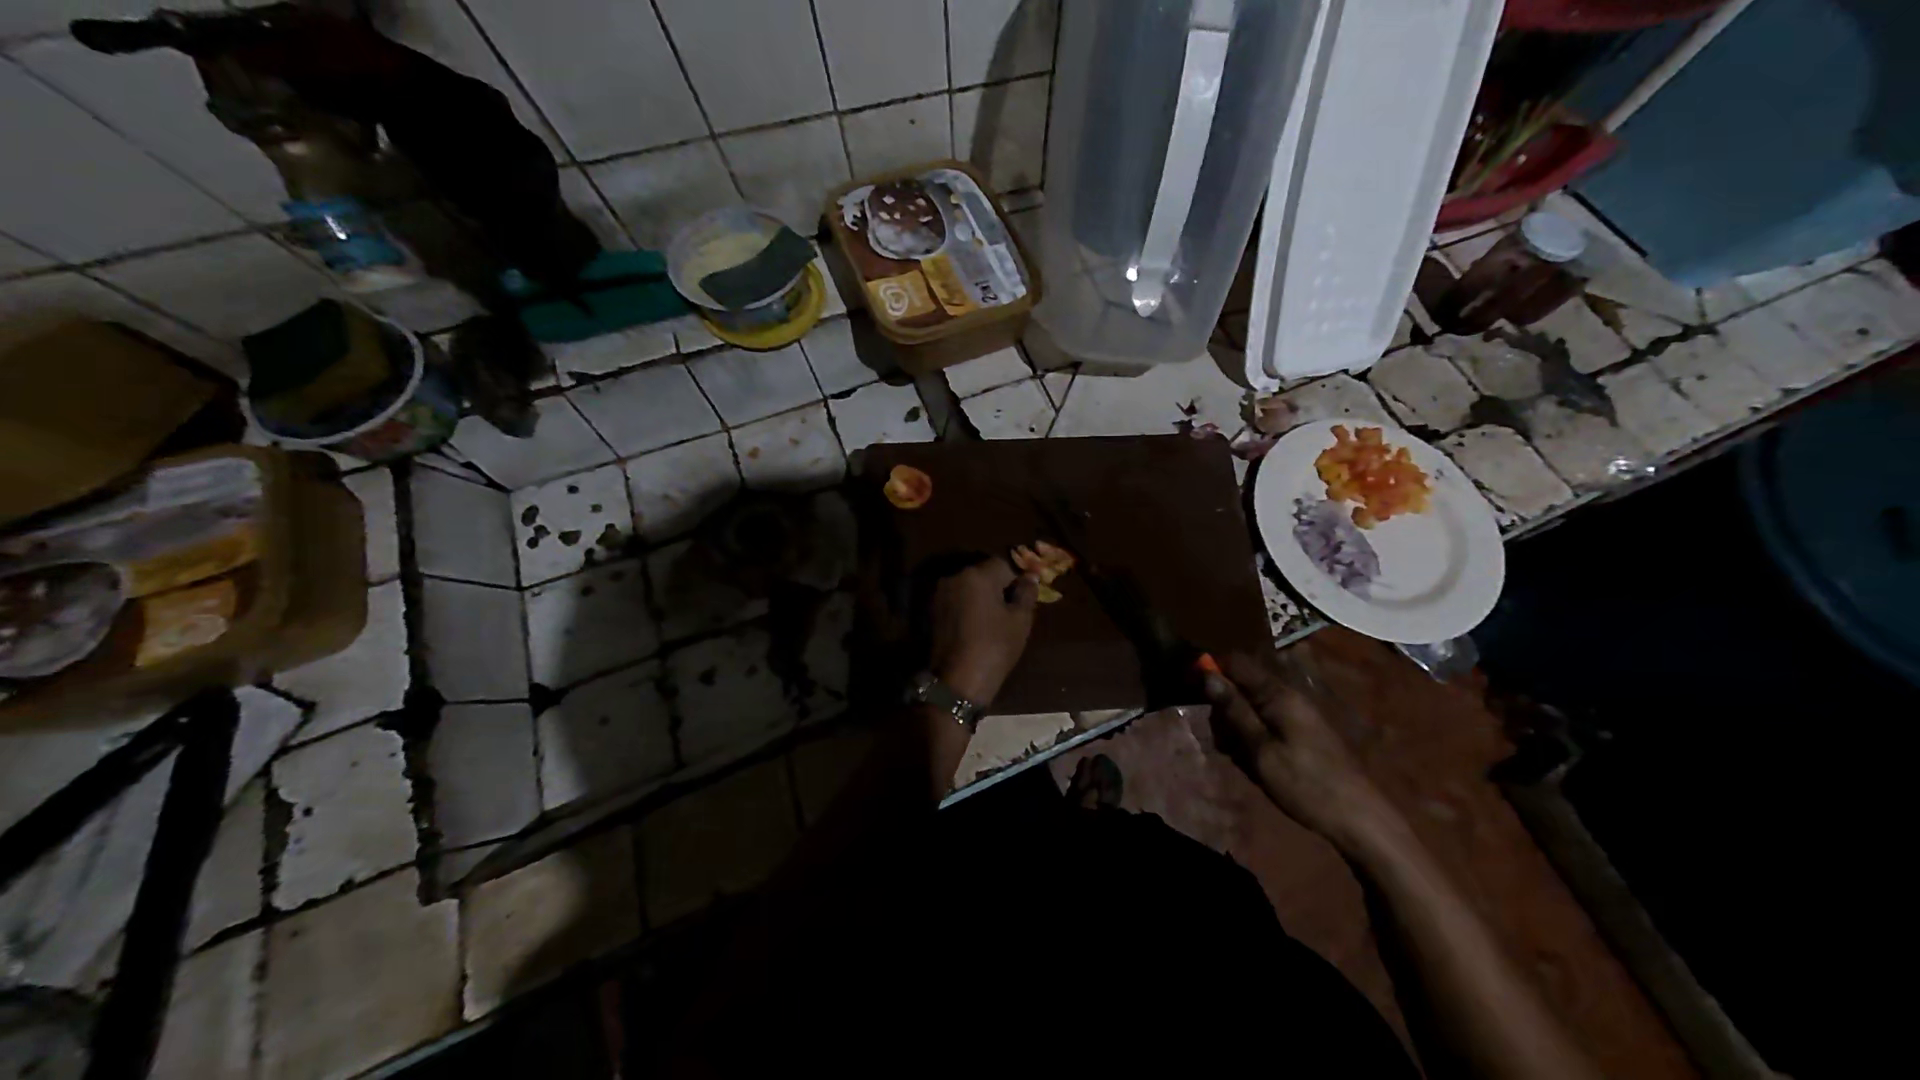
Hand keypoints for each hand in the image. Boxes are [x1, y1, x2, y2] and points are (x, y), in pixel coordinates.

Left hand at [929, 558, 1037, 704]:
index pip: (1004, 564)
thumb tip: (1030, 577)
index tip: (1026, 596)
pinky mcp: (933, 610)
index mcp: (977, 575)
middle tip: (1012, 608)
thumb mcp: (1020, 620)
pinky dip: (969, 606)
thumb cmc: (995, 647)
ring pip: (969, 586)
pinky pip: (958, 599)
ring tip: (995, 619)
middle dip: (999, 585)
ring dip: (982, 595)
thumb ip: (1026, 593)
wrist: (959, 680)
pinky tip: (978, 625)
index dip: (1018, 577)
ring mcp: (941, 594)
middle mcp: (955, 577)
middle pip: (984, 573)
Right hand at [1203, 652, 1399, 853]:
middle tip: (1221, 741)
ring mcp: (1297, 714)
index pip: (1236, 662)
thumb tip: (1207, 674)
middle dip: (1223, 707)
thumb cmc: (1305, 784)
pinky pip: (1266, 723)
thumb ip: (1234, 711)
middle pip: (1241, 685)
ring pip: (1251, 706)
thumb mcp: (1260, 750)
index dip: (1210, 670)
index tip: (1190, 690)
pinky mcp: (1302, 732)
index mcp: (1279, 694)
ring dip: (1236, 726)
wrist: (1358, 818)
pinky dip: (1253, 737)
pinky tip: (1254, 762)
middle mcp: (1289, 696)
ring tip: (1238, 757)